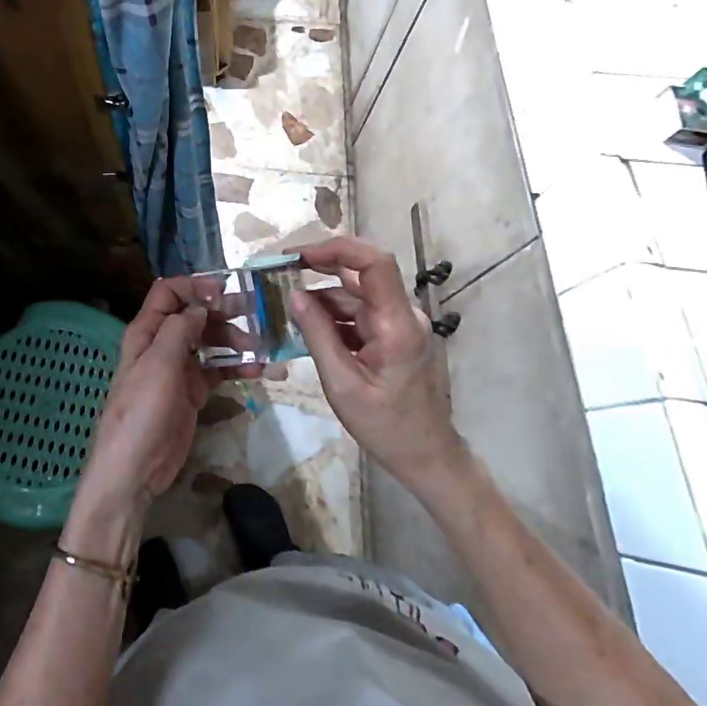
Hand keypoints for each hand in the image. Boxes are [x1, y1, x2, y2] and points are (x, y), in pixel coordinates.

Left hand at [77, 278, 256, 517]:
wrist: (135, 468)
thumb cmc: (142, 410)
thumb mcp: (159, 364)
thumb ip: (180, 331)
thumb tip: (201, 306)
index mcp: (146, 331)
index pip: (168, 293)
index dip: (194, 286)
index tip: (225, 290)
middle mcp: (161, 345)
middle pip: (193, 316)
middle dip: (222, 312)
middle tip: (255, 315)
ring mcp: (178, 369)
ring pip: (209, 343)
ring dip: (234, 340)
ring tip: (261, 346)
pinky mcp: (192, 393)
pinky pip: (217, 371)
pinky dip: (236, 367)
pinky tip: (259, 370)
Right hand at [287, 236, 466, 491]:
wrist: (426, 456)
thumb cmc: (386, 426)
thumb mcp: (342, 384)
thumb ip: (317, 335)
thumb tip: (293, 295)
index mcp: (397, 325)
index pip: (375, 264)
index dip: (336, 249)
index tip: (298, 256)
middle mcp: (403, 315)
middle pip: (361, 272)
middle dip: (319, 266)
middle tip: (279, 270)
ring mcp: (398, 324)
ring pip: (354, 292)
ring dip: (320, 294)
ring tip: (284, 304)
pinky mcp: (392, 335)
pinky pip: (357, 311)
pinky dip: (330, 313)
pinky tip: (305, 325)